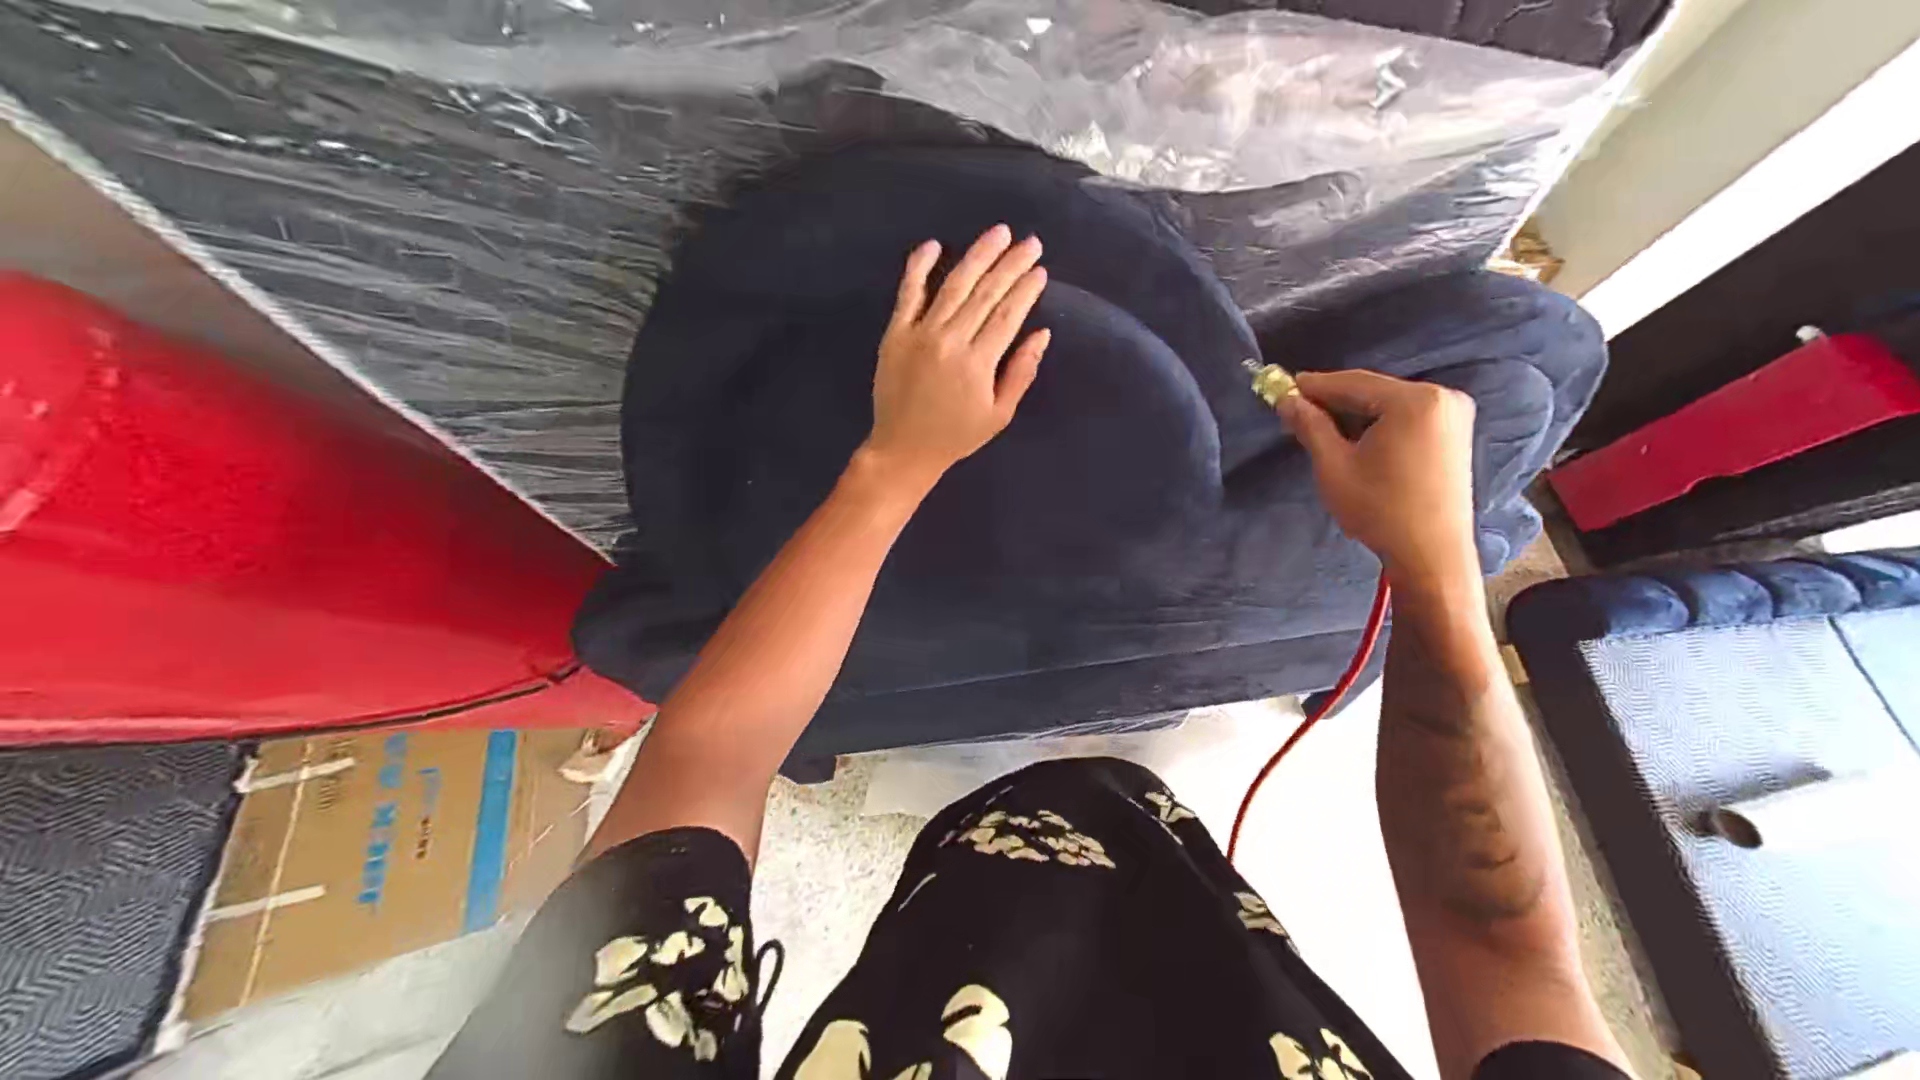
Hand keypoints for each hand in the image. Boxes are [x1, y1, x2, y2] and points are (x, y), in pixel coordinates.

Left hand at [862, 224, 1050, 492]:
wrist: (903, 448)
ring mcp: (919, 334)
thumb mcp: (999, 414)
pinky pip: (908, 293)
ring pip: (953, 285)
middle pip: (985, 292)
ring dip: (978, 255)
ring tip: (998, 233)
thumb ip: (1021, 372)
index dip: (1025, 289)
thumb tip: (1041, 333)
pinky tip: (934, 244)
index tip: (1040, 269)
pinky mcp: (895, 333)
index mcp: (977, 363)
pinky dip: (918, 266)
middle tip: (1030, 242)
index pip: (1007, 315)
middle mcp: (949, 341)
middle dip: (1010, 264)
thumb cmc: (956, 436)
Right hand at [1276, 370, 1479, 590]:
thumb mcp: (1334, 466)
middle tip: (1295, 411)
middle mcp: (1441, 397)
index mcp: (1414, 401)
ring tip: (1318, 427)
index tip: (1282, 387)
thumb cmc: (1379, 509)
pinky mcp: (1454, 433)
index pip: (1352, 382)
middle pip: (1373, 391)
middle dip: (1333, 400)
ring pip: (1388, 404)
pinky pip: (1405, 417)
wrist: (1430, 553)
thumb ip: (1310, 426)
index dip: (1313, 385)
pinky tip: (1352, 438)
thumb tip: (1287, 400)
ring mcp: (1452, 415)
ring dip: (1353, 413)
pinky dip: (1376, 423)